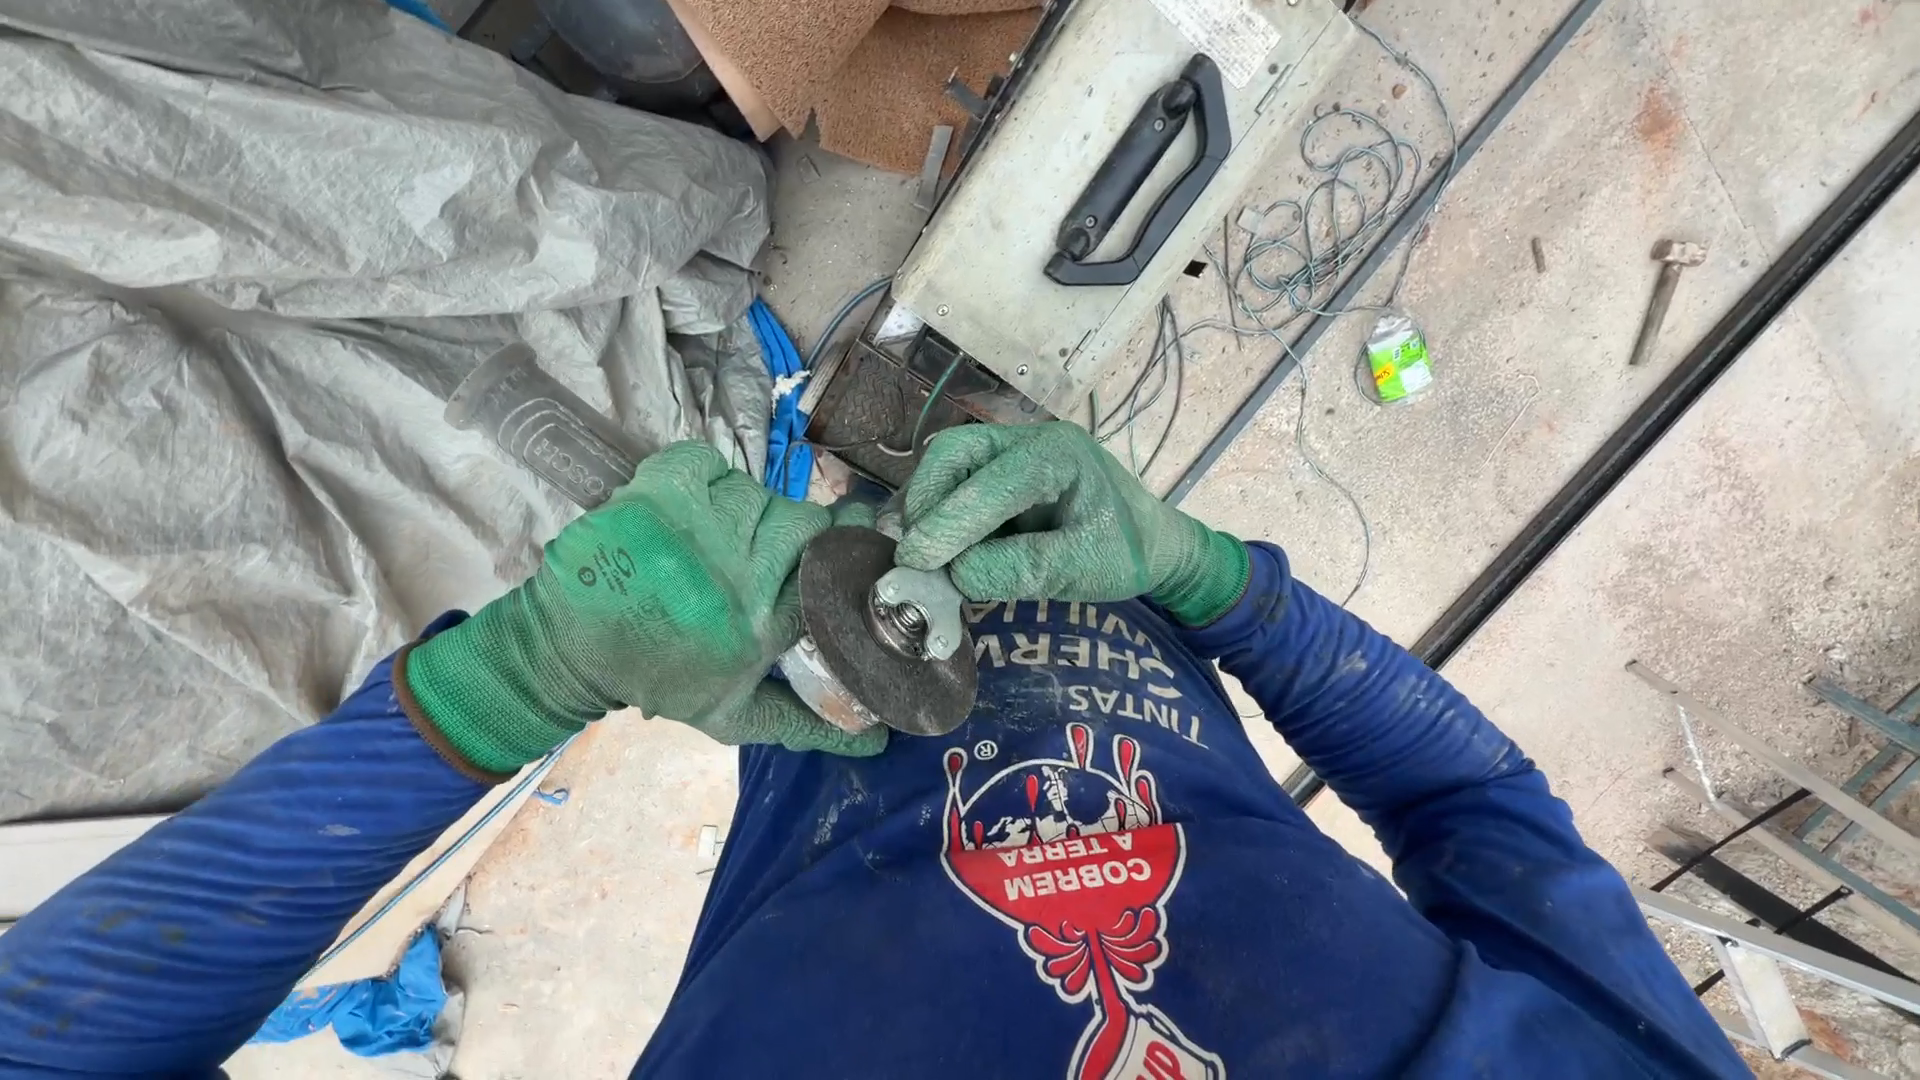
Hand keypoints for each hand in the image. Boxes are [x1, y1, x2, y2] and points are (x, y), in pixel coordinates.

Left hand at [404, 442, 885, 775]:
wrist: (566, 654)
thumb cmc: (659, 680)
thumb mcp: (736, 715)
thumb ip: (808, 723)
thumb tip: (879, 745)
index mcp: (761, 626)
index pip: (831, 569)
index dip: (844, 554)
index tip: (839, 551)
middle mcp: (738, 573)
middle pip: (803, 523)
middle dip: (796, 534)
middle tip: (773, 551)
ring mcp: (695, 528)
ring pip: (758, 493)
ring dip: (750, 510)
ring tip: (728, 535)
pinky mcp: (653, 495)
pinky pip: (706, 462)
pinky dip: (708, 476)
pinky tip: (698, 506)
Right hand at [895, 423, 1248, 625]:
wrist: (1150, 542)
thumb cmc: (1125, 554)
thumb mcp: (1085, 569)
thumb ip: (1024, 569)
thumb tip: (957, 576)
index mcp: (1059, 456)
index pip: (995, 481)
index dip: (951, 520)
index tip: (916, 559)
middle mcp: (1027, 443)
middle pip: (956, 452)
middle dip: (926, 500)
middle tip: (908, 552)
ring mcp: (1007, 454)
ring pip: (946, 463)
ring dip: (920, 505)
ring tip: (907, 550)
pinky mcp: (994, 475)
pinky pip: (950, 484)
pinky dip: (929, 512)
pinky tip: (920, 543)